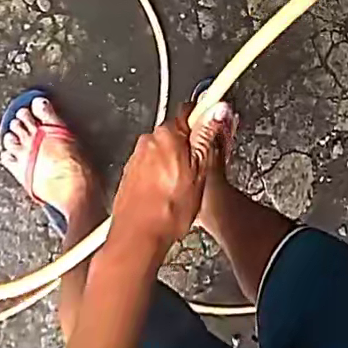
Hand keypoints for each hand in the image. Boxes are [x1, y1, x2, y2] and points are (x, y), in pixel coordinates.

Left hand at [108, 95, 232, 257]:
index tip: (210, 136)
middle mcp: (148, 140)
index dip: (204, 125)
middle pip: (176, 133)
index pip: (190, 112)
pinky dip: (158, 177)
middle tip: (197, 171)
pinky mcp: (129, 174)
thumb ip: (207, 135)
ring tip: (179, 189)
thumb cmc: (167, 211)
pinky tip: (165, 196)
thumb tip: (217, 108)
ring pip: (163, 152)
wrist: (137, 239)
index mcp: (166, 134)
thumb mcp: (200, 171)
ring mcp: (136, 158)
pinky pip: (150, 167)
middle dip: (188, 148)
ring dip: (172, 164)